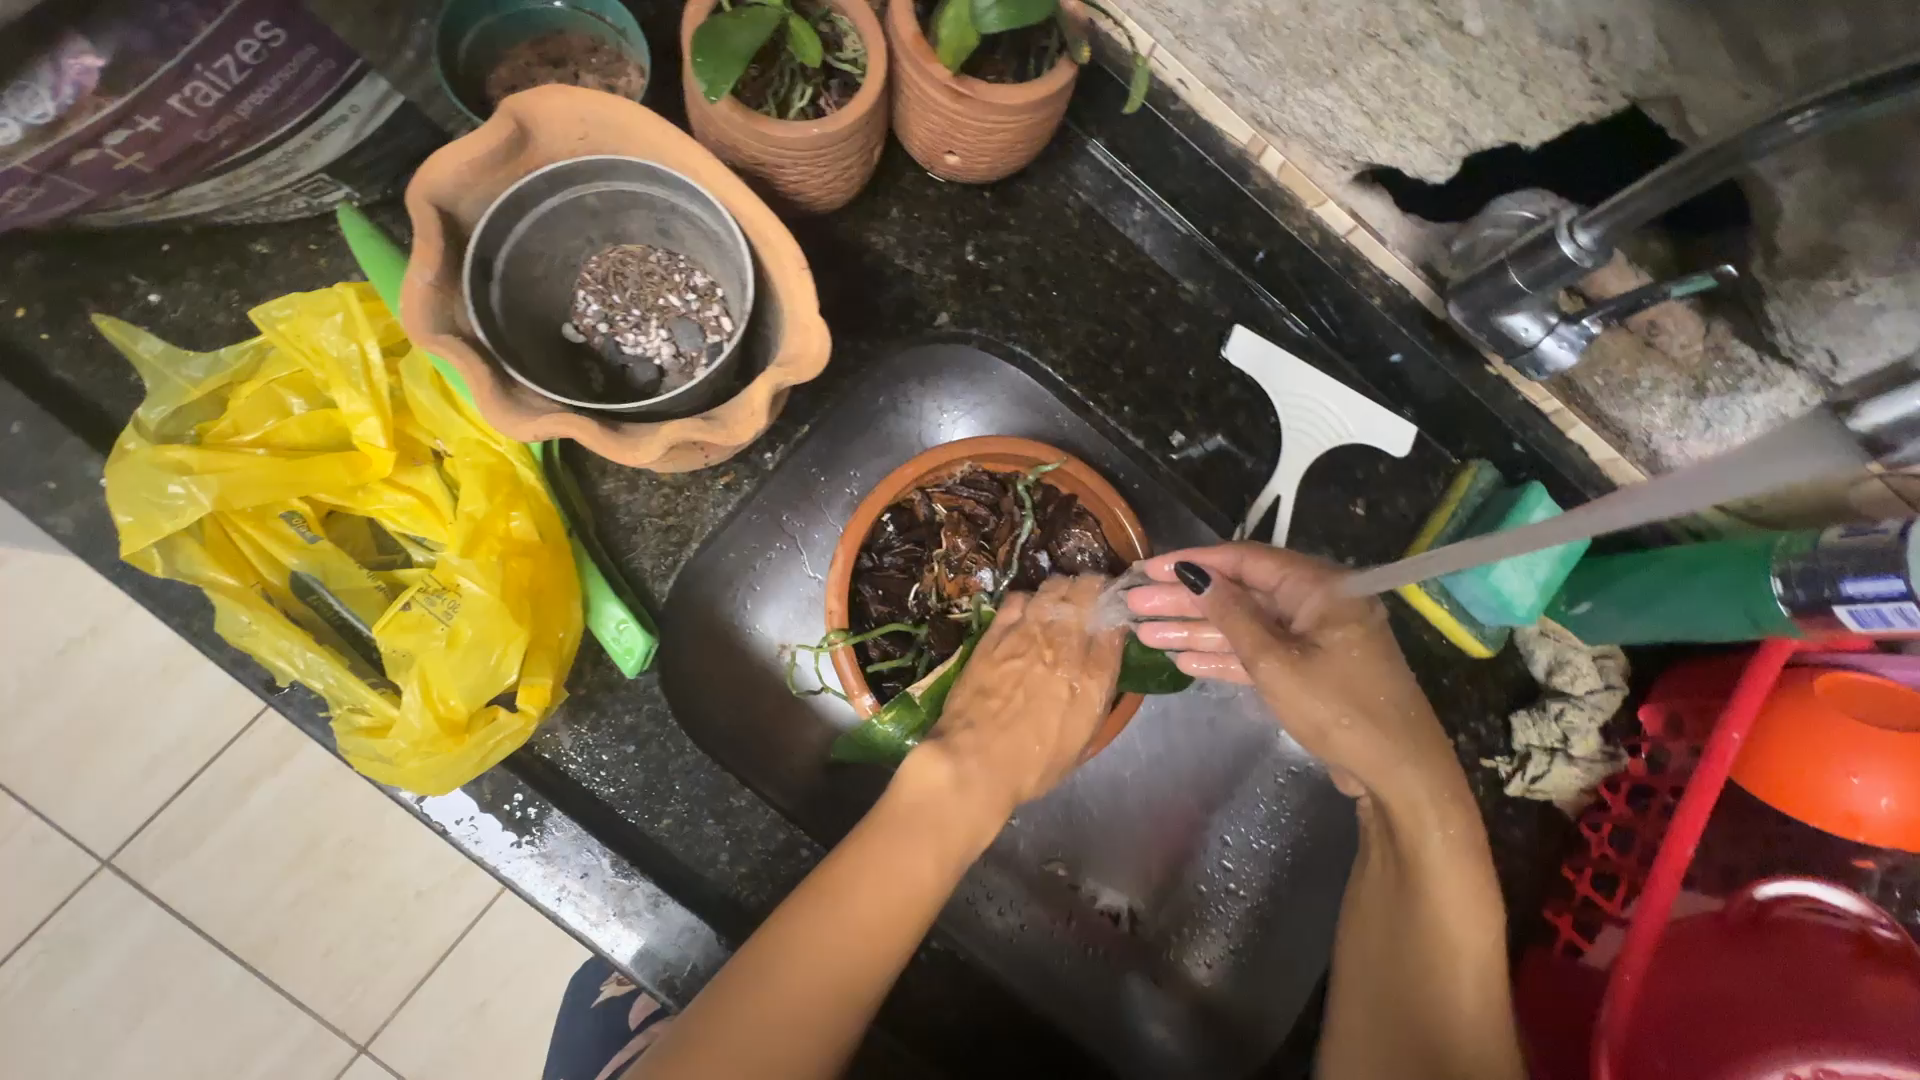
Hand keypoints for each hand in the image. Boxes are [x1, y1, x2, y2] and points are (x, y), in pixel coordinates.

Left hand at [912, 575, 1125, 816]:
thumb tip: (1103, 661)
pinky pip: (1017, 599)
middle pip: (1086, 595)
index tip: (1113, 614)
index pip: (1114, 626)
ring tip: (1061, 596)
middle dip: (1093, 589)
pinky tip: (1027, 608)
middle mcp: (1065, 646)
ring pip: (1053, 589)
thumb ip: (1097, 692)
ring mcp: (1027, 635)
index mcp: (1094, 677)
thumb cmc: (1033, 764)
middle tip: (1090, 595)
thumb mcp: (1082, 737)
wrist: (975, 761)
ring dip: (1062, 588)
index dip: (1116, 614)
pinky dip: (1028, 599)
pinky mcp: (995, 634)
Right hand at [1126, 543, 1459, 801]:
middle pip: (1241, 594)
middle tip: (1136, 605)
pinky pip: (1260, 653)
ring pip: (1245, 626)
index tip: (1150, 569)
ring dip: (1198, 632)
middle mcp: (1316, 605)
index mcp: (1319, 588)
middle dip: (1187, 601)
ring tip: (1146, 634)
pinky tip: (1184, 661)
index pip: (1246, 561)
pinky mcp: (1309, 670)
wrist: (1399, 775)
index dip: (1194, 563)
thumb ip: (1231, 616)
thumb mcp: (1276, 662)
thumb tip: (1194, 576)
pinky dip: (1225, 657)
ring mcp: (1313, 639)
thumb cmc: (1339, 709)